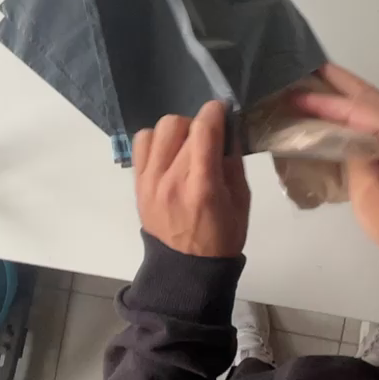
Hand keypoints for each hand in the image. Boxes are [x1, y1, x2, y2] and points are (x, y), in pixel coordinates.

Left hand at [133, 100, 250, 257]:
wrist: (185, 268)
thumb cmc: (221, 238)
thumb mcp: (241, 201)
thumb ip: (233, 162)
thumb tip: (227, 131)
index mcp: (202, 187)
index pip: (204, 129)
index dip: (215, 112)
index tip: (223, 111)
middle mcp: (171, 180)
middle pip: (179, 125)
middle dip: (199, 125)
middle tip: (208, 141)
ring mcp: (149, 181)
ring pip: (158, 129)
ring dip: (177, 132)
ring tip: (186, 149)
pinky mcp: (137, 184)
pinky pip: (142, 144)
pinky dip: (157, 141)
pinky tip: (169, 155)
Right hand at [289, 64, 378, 256]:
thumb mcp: (368, 190)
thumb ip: (351, 153)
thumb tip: (335, 133)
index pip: (360, 109)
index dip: (325, 102)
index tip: (296, 94)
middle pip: (370, 97)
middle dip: (338, 83)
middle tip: (309, 66)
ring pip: (374, 106)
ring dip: (346, 93)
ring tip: (318, 79)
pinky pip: (376, 120)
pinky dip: (355, 111)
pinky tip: (337, 107)